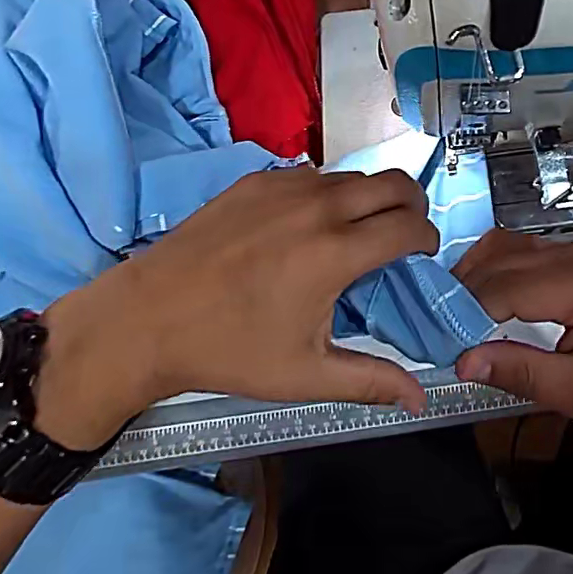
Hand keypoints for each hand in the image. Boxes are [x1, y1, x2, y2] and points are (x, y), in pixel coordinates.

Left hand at [33, 167, 438, 447]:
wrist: (146, 318)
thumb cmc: (229, 350)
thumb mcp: (303, 375)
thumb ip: (370, 382)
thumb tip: (421, 399)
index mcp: (336, 253)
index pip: (410, 226)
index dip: (427, 240)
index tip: (419, 258)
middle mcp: (319, 207)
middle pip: (395, 183)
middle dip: (412, 206)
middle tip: (401, 235)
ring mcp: (286, 186)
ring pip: (355, 175)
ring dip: (370, 198)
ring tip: (353, 232)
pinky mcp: (257, 179)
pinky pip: (314, 175)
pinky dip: (328, 193)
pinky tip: (306, 225)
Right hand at [451, 230, 572, 437]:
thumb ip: (520, 372)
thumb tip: (464, 360)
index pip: (504, 288)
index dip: (465, 315)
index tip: (438, 343)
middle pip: (499, 261)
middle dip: (461, 293)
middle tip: (434, 330)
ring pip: (504, 249)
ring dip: (473, 277)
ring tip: (449, 316)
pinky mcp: (571, 264)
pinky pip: (519, 254)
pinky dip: (491, 272)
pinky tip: (476, 300)